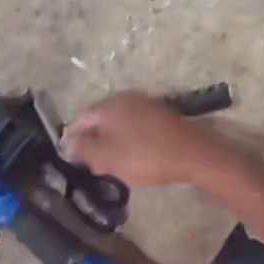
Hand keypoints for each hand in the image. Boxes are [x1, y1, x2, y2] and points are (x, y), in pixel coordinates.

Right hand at [62, 92, 224, 187]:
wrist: (194, 156)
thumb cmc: (146, 156)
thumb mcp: (106, 157)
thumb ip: (83, 148)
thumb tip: (69, 142)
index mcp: (110, 104)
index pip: (81, 119)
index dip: (73, 139)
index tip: (71, 158)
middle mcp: (128, 98)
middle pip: (101, 120)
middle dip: (94, 142)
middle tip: (91, 164)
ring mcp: (148, 106)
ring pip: (120, 125)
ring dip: (112, 143)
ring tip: (111, 165)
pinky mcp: (163, 117)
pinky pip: (138, 129)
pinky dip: (130, 142)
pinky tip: (133, 159)